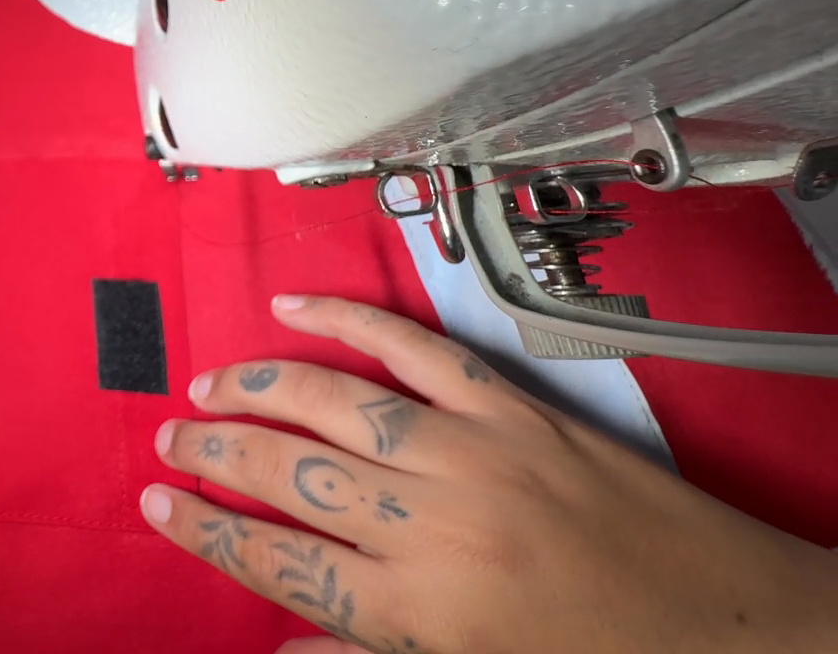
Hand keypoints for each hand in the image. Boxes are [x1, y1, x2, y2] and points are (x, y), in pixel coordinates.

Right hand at [140, 296, 837, 653]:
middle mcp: (438, 524)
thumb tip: (276, 646)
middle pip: (288, 472)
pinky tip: (290, 306)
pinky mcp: (511, 406)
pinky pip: (411, 346)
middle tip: (167, 439)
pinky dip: (344, 317)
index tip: (156, 503)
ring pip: (330, 400)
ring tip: (205, 386)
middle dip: (211, 452)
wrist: (767, 643)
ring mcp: (474, 451)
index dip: (204, 528)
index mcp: (429, 611)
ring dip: (253, 388)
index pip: (279, 562)